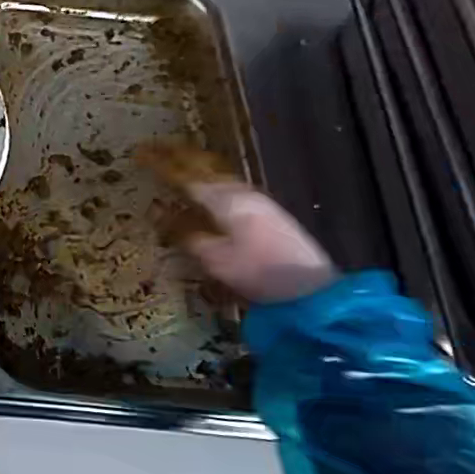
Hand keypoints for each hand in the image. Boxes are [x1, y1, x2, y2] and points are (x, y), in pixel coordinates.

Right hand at [184, 183, 338, 303]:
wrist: (310, 288)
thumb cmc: (257, 271)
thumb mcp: (215, 261)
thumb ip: (194, 241)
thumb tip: (177, 230)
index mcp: (230, 202)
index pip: (197, 188)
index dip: (179, 189)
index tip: (165, 192)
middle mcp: (249, 197)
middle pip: (218, 185)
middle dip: (199, 190)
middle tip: (181, 197)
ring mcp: (268, 206)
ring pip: (233, 193)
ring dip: (216, 197)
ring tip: (200, 207)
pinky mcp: (280, 218)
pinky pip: (246, 203)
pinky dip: (231, 206)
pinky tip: (226, 219)